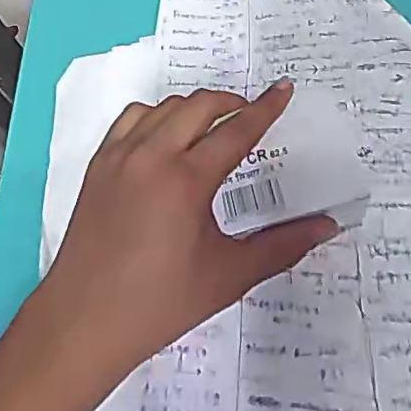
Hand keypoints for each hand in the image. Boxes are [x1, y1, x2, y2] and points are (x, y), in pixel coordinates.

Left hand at [30, 80, 339, 371]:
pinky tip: (165, 136)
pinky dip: (155, 116)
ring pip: (164, 107)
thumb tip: (326, 226)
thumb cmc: (159, 303)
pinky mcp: (98, 163)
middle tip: (251, 115)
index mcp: (186, 181)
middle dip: (232, 102)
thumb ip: (282, 245)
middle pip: (200, 105)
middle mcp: (151, 156)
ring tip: (211, 127)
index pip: (237, 130)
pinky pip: (131, 119)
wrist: (83, 320)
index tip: (283, 89)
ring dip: (194, 108)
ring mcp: (119, 156)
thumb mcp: (228, 276)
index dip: (266, 108)